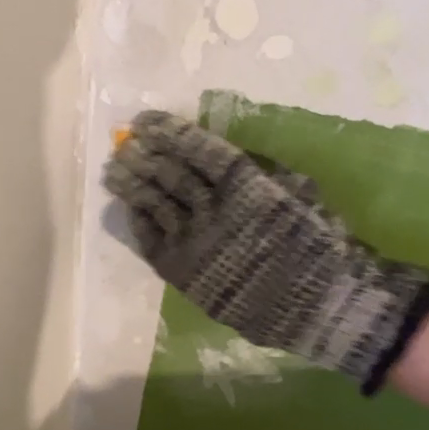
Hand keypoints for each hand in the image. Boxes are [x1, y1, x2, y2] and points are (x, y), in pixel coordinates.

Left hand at [103, 110, 428, 393]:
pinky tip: (129, 207)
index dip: (169, 132)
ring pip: (153, 204)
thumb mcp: (299, 198)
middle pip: (170, 174)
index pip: (198, 149)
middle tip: (124, 142)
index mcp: (245, 185)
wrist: (312, 309)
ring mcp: (193, 242)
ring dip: (131, 184)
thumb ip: (262, 174)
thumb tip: (224, 158)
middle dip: (144, 154)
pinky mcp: (182, 272)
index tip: (146, 120)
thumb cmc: (316, 250)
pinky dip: (139, 221)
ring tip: (113, 170)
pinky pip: (151, 240)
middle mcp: (213, 210)